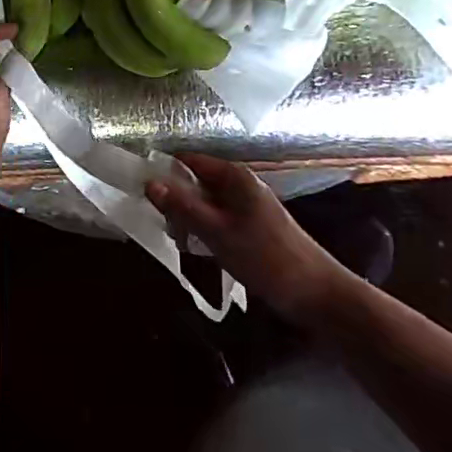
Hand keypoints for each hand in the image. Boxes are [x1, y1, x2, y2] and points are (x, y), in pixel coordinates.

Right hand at [147, 154, 352, 320]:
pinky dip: (204, 230)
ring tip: (178, 240)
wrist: (312, 290)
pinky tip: (197, 249)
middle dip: (176, 199)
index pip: (190, 160)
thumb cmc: (263, 256)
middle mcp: (240, 184)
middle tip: (161, 224)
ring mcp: (247, 205)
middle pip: (197, 181)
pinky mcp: (251, 226)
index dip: (165, 170)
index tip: (139, 189)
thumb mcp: (216, 232)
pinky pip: (218, 219)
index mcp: (234, 176)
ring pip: (206, 203)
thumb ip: (182, 207)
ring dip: (189, 218)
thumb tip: (150, 182)